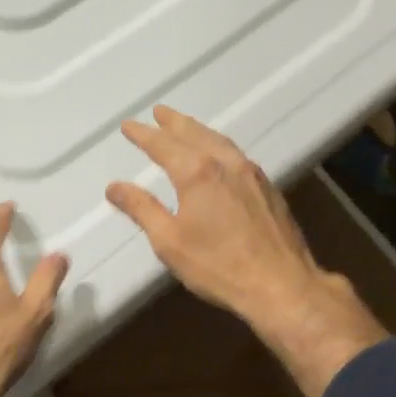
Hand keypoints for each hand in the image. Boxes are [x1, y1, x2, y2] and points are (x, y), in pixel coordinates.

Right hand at [105, 105, 386, 396]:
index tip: (128, 125)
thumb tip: (114, 186)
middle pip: (194, 133)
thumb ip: (142, 209)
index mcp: (197, 172)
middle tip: (158, 112)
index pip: (163, 145)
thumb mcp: (170, 241)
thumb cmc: (219, 266)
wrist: (281, 284)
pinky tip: (218, 154)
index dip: (143, 134)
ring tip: (184, 126)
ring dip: (198, 130)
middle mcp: (225, 163)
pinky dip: (218, 144)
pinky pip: (235, 153)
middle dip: (173, 122)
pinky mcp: (267, 187)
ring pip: (219, 140)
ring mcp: (251, 173)